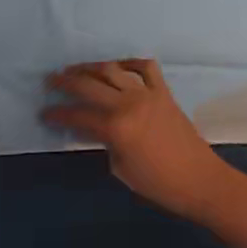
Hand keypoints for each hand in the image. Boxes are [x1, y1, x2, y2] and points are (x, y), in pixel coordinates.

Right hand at [42, 59, 246, 221]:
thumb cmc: (159, 184)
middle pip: (87, 84)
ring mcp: (147, 94)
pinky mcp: (163, 92)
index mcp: (116, 127)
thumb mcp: (120, 168)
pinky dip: (128, 63)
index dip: (57, 114)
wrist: (202, 181)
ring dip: (89, 67)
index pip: (77, 115)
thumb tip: (91, 128)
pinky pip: (144, 68)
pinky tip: (117, 68)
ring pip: (111, 70)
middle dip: (64, 82)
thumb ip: (103, 142)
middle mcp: (128, 104)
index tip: (44, 113)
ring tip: (75, 70)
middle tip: (50, 82)